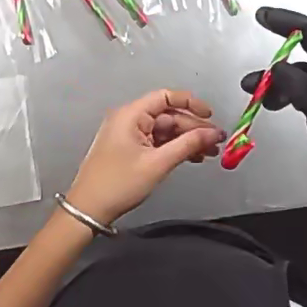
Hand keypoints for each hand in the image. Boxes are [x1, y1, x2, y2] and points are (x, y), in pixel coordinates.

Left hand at [65, 89, 222, 224]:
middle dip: (193, 127)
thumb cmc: (118, 184)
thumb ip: (188, 145)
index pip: (165, 97)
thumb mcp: (157, 163)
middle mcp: (128, 119)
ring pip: (165, 130)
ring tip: (210, 153)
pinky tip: (193, 157)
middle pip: (168, 115)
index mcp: (130, 115)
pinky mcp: (130, 149)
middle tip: (217, 142)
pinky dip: (175, 148)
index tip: (210, 116)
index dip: (190, 103)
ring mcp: (129, 135)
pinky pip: (158, 142)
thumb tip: (213, 134)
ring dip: (187, 140)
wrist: (89, 209)